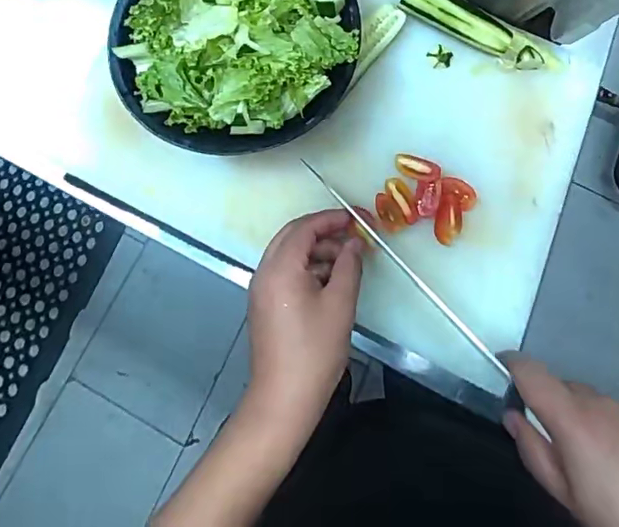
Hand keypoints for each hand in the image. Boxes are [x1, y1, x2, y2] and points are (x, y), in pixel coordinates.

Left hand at [245, 209, 363, 422]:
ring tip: (347, 260)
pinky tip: (330, 280)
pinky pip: (285, 271)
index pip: (305, 227)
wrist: (283, 400)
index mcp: (280, 267)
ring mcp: (261, 288)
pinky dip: (307, 267)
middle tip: (352, 234)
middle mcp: (265, 271)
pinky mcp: (264, 304)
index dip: (332, 219)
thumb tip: (354, 244)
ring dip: (316, 250)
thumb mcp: (339, 305)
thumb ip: (348, 267)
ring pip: (288, 253)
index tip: (357, 218)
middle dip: (323, 231)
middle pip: (293, 235)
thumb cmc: (314, 352)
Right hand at [504, 356, 618, 526]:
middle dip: (547, 402)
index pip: (531, 370)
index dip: (511, 363)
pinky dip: (604, 431)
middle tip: (545, 440)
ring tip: (582, 463)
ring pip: (588, 402)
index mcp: (571, 416)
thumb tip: (513, 419)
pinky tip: (615, 470)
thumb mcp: (566, 496)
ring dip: (576, 417)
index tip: (499, 367)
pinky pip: (614, 419)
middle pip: (560, 386)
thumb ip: (534, 452)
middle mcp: (599, 403)